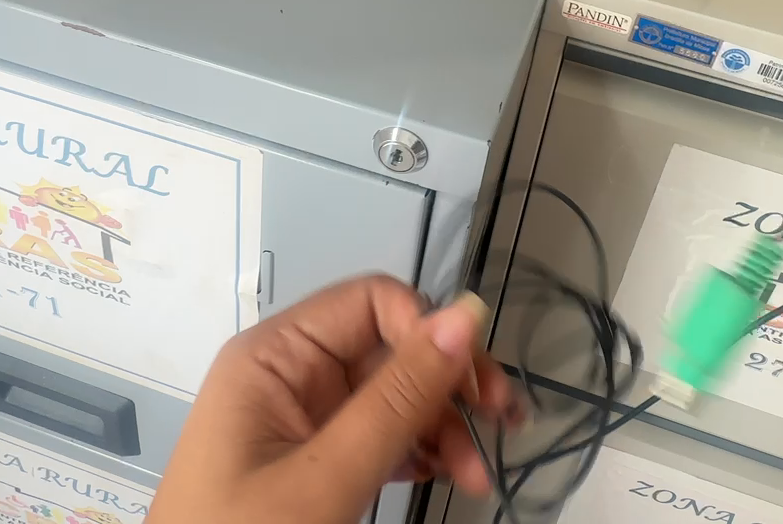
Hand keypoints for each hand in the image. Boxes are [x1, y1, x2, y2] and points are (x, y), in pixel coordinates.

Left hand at [147, 275, 517, 523]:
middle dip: (448, 380)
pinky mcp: (318, 461)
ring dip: (444, 424)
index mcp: (276, 354)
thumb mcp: (323, 480)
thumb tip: (468, 311)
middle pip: (390, 346)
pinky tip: (449, 477)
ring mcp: (306, 418)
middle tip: (505, 417)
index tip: (470, 384)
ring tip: (479, 475)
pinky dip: (421, 451)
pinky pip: (383, 434)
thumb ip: (397, 398)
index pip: (370, 302)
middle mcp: (293, 372)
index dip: (425, 330)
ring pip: (395, 392)